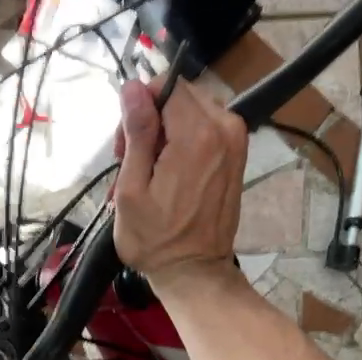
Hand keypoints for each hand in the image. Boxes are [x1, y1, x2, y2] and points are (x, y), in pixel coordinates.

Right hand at [111, 76, 247, 290]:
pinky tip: (168, 174)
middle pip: (180, 96)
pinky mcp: (236, 152)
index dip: (138, 109)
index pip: (166, 86)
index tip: (124, 146)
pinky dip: (182, 143)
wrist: (193, 271)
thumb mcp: (132, 189)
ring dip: (165, 133)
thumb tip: (133, 87)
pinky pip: (205, 128)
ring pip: (191, 111)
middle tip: (132, 163)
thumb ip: (137, 133)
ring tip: (149, 173)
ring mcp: (235, 139)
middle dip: (151, 121)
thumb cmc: (155, 240)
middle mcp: (224, 127)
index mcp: (197, 134)